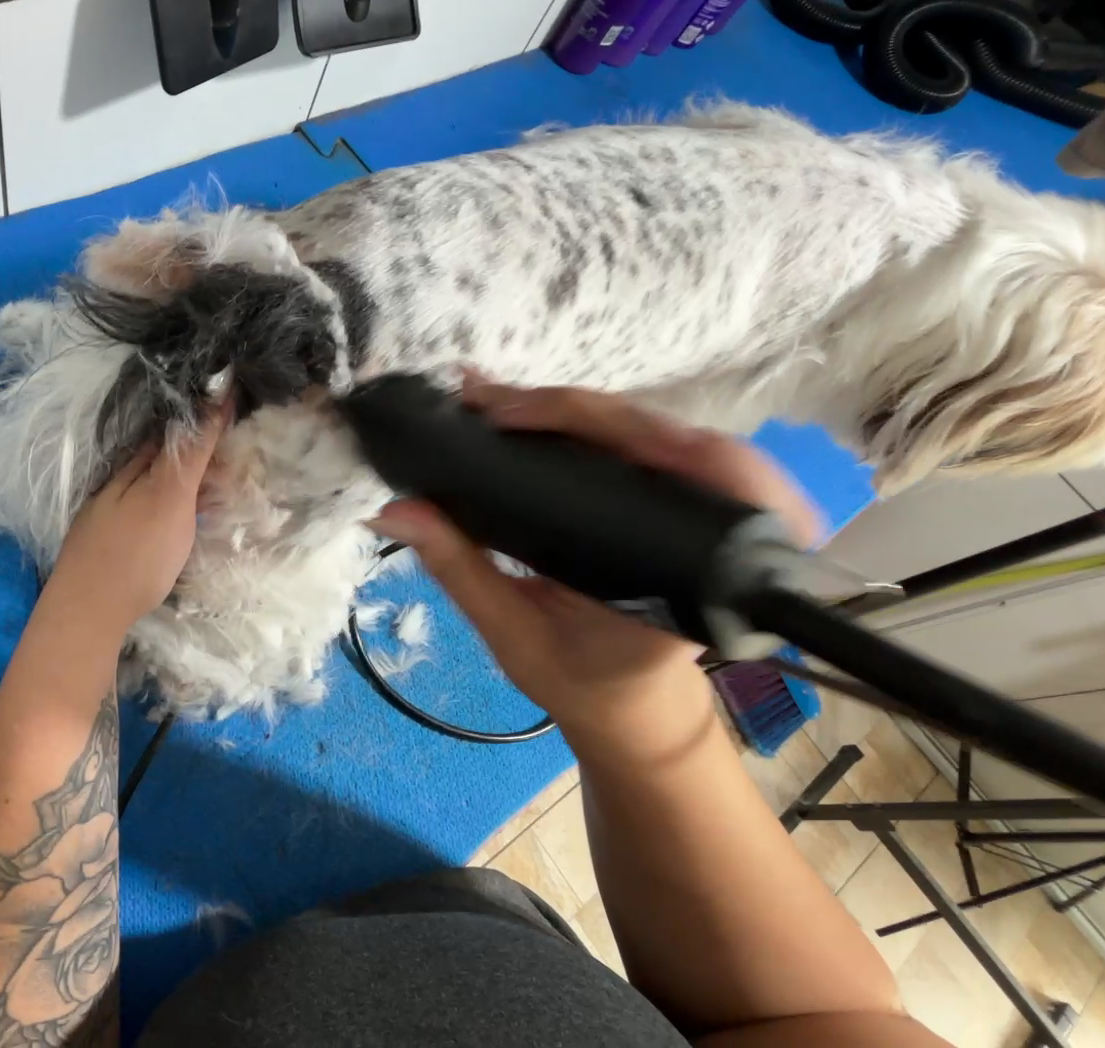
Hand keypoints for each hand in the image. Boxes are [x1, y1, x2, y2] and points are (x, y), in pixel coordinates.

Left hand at [45, 398, 233, 636]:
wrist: (87, 613)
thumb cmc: (135, 555)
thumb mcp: (169, 497)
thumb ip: (190, 452)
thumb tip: (213, 392)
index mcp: (135, 463)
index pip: (176, 425)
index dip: (207, 414)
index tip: (240, 406)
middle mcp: (121, 478)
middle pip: (166, 452)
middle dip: (201, 446)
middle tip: (241, 448)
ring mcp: (113, 507)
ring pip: (158, 480)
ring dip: (190, 477)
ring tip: (224, 481)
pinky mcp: (113, 534)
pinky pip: (151, 503)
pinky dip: (176, 501)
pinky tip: (188, 513)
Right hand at [367, 381, 821, 729]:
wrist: (633, 703)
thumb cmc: (582, 680)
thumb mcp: (514, 634)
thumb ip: (458, 570)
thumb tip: (390, 510)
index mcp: (691, 566)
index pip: (671, 459)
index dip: (593, 423)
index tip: (506, 418)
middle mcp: (714, 523)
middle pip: (653, 428)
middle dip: (563, 407)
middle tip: (479, 400)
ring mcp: (700, 504)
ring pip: (644, 426)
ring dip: (568, 408)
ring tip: (491, 401)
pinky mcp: (672, 497)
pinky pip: (633, 442)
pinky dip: (578, 422)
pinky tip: (524, 412)